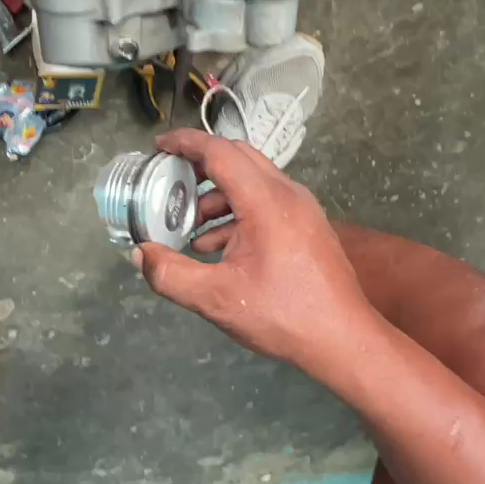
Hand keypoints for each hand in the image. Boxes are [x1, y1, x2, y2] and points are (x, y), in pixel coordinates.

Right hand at [133, 129, 376, 366]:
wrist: (344, 340)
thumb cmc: (283, 315)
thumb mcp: (216, 298)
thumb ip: (170, 274)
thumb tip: (140, 254)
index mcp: (266, 201)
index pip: (220, 152)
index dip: (185, 143)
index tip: (158, 146)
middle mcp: (287, 194)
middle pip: (237, 156)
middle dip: (199, 161)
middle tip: (168, 177)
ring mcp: (302, 208)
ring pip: (252, 178)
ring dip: (216, 190)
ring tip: (188, 220)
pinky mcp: (307, 224)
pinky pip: (265, 199)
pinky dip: (235, 209)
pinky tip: (215, 244)